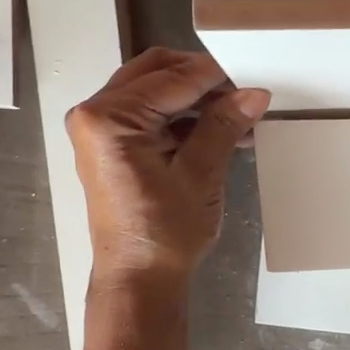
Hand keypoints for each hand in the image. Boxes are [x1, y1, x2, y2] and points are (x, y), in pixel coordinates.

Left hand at [66, 47, 271, 287]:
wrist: (140, 275)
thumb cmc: (165, 232)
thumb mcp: (200, 176)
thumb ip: (222, 127)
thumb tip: (253, 94)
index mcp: (109, 118)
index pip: (170, 80)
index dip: (215, 77)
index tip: (253, 77)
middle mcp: (95, 114)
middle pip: (154, 74)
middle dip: (201, 79)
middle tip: (243, 91)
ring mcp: (101, 129)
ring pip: (154, 93)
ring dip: (196, 99)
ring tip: (239, 115)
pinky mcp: (113, 146)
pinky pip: (151, 116)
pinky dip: (184, 118)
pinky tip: (220, 131)